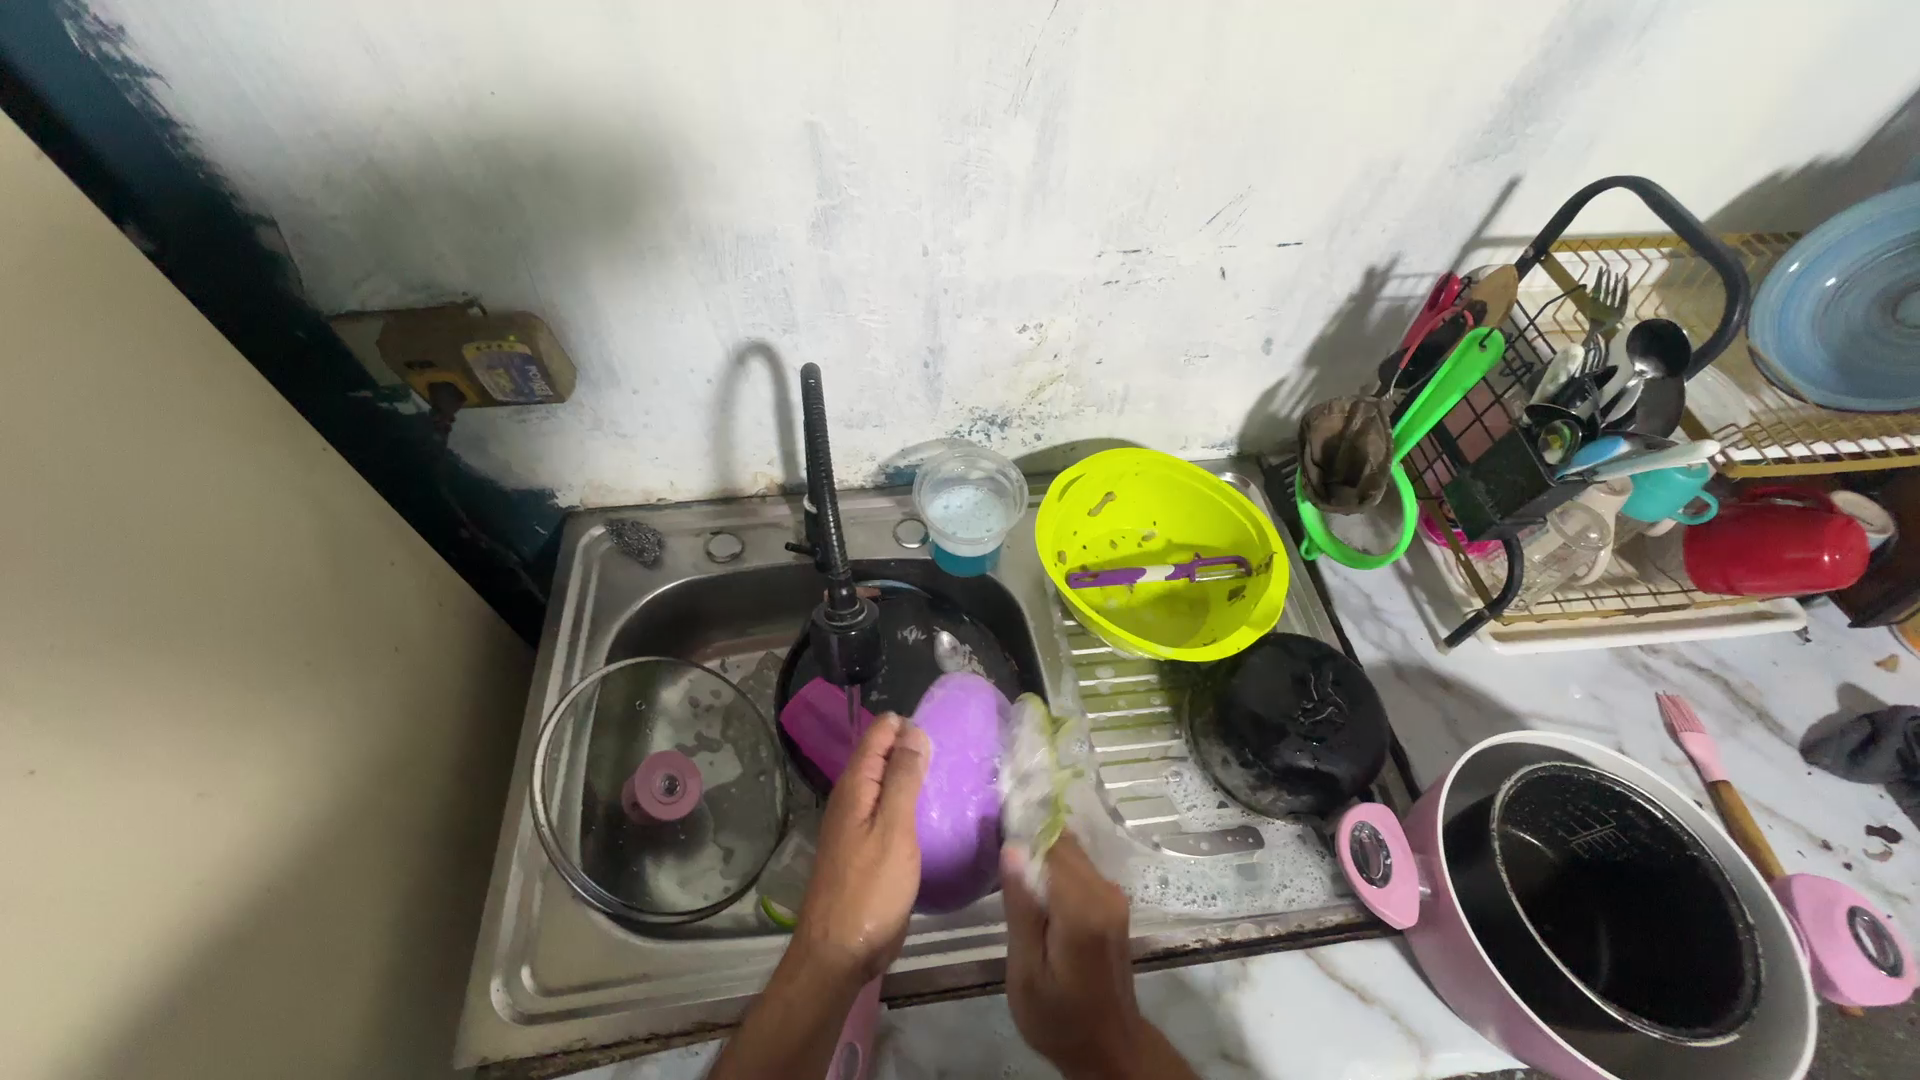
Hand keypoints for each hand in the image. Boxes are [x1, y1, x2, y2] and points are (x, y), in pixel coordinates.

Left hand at [794, 711, 929, 983]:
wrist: (840, 951)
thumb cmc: (870, 888)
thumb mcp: (893, 828)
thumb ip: (903, 778)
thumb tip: (913, 730)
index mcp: (855, 787)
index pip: (877, 735)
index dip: (904, 724)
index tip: (941, 722)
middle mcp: (851, 799)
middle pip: (880, 757)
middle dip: (910, 745)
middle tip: (953, 745)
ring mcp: (856, 825)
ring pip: (884, 784)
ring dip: (910, 774)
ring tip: (950, 770)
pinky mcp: (866, 849)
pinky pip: (888, 811)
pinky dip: (908, 802)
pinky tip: (932, 811)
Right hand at [1003, 833, 1197, 1079]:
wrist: (1108, 1048)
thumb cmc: (1058, 1017)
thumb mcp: (1026, 972)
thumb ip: (1021, 908)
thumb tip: (1010, 848)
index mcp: (1082, 909)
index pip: (1049, 845)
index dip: (1019, 832)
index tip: (989, 828)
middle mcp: (1104, 892)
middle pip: (1062, 843)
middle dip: (1028, 839)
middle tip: (993, 852)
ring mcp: (1112, 895)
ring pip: (1070, 851)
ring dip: (1040, 851)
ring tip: (1008, 868)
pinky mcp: (1112, 901)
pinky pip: (1078, 867)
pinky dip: (1053, 865)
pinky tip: (1031, 884)